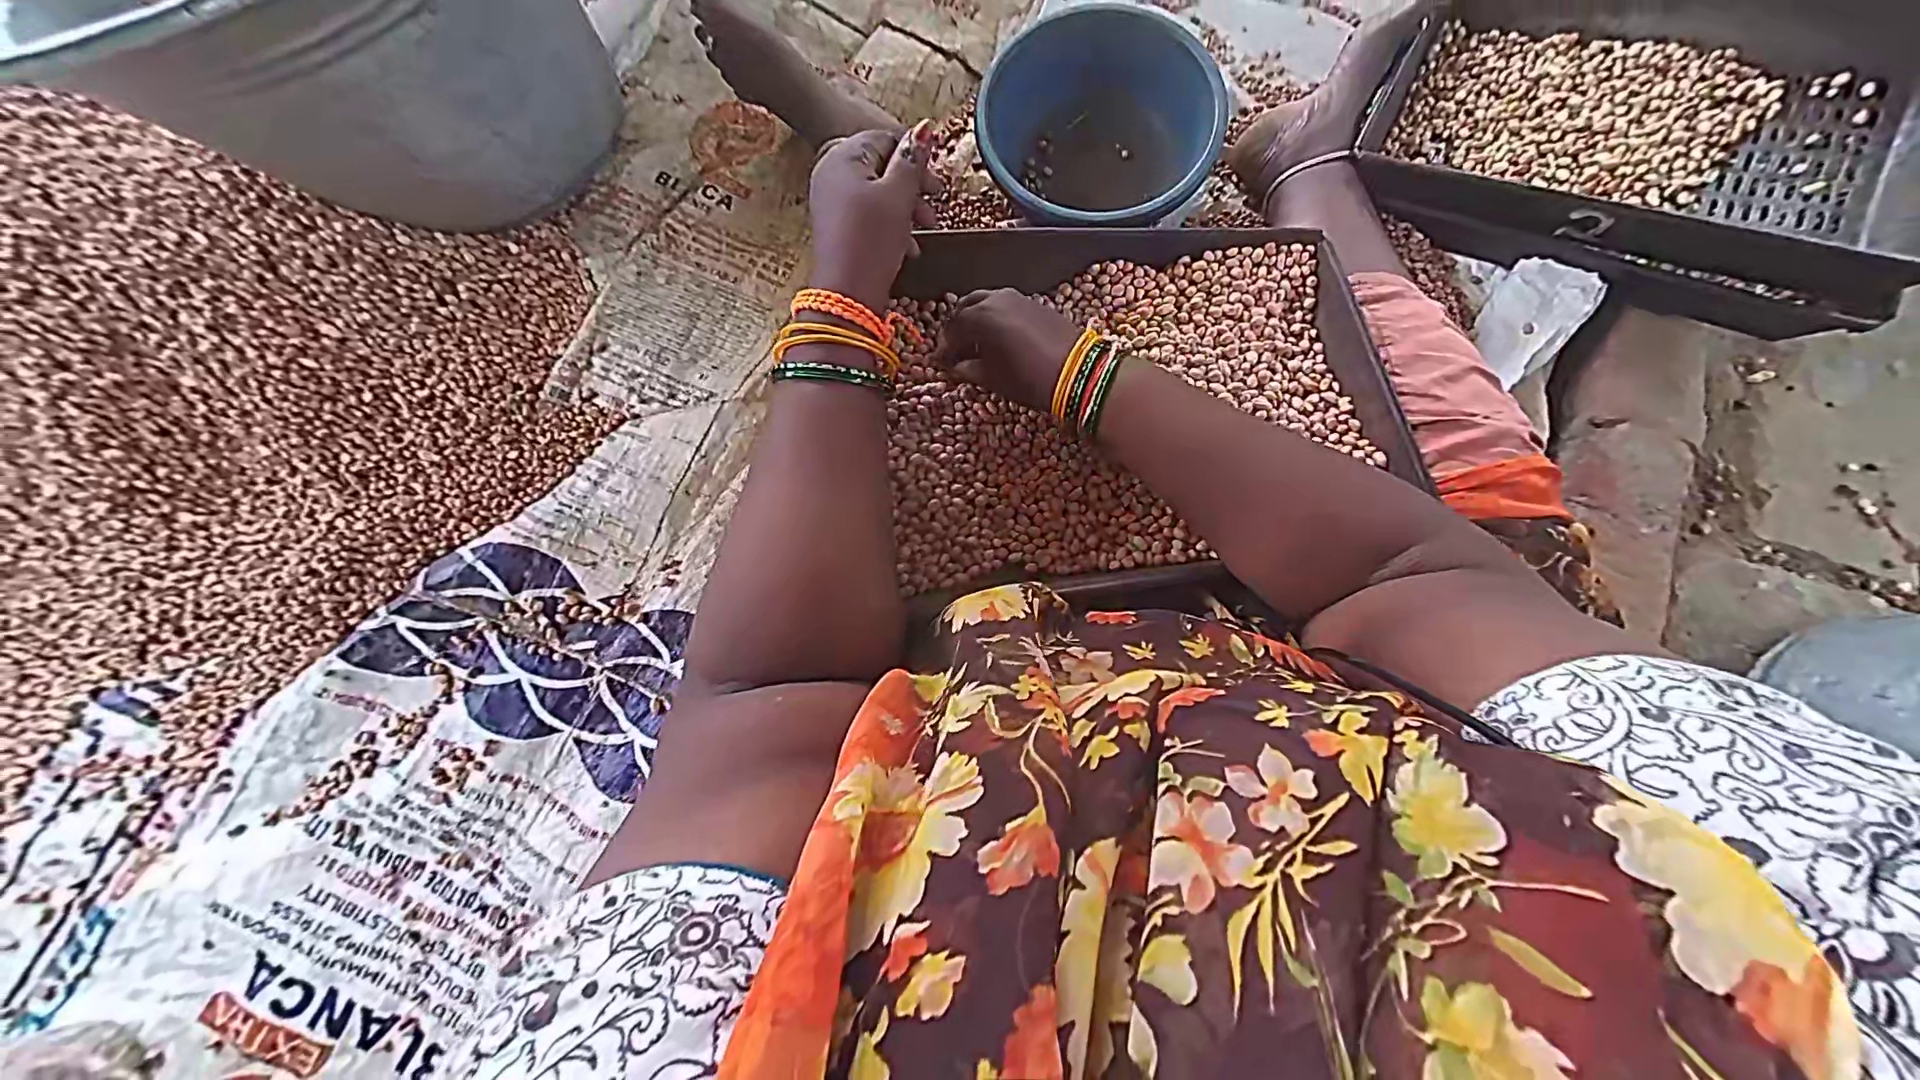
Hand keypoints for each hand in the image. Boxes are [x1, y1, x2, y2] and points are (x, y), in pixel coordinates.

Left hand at [807, 124, 938, 313]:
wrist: (848, 292)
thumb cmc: (873, 240)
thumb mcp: (898, 196)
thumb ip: (911, 160)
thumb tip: (924, 129)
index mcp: (844, 156)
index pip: (886, 140)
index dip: (915, 158)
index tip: (936, 183)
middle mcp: (832, 173)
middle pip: (882, 167)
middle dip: (912, 188)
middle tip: (934, 209)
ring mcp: (833, 201)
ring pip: (878, 194)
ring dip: (906, 209)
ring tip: (924, 230)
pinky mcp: (838, 226)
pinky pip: (869, 215)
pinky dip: (891, 225)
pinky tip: (908, 246)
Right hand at [928, 289, 1082, 413]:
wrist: (1078, 372)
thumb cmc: (1028, 378)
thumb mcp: (992, 378)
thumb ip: (967, 369)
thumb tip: (954, 367)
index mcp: (979, 316)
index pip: (951, 330)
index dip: (944, 349)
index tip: (940, 364)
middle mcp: (995, 299)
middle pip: (966, 309)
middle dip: (957, 329)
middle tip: (955, 351)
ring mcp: (1017, 298)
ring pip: (986, 303)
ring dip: (975, 321)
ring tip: (976, 345)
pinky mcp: (1034, 303)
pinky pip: (1004, 306)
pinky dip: (994, 318)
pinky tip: (997, 339)